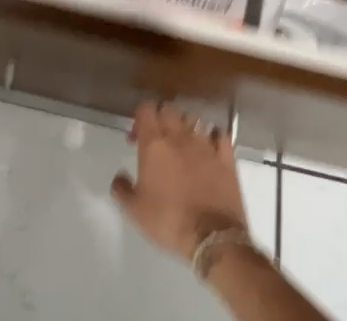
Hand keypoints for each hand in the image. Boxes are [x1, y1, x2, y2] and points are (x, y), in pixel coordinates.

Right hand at [111, 100, 248, 259]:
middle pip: (169, 109)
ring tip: (183, 143)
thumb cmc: (169, 220)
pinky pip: (220, 135)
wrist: (213, 237)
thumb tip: (119, 178)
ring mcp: (206, 145)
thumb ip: (122, 189)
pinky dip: (213, 136)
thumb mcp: (135, 210)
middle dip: (161, 118)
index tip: (136, 136)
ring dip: (186, 126)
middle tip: (157, 139)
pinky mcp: (227, 158)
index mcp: (154, 144)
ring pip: (194, 119)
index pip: (145, 109)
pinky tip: (209, 148)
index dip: (139, 116)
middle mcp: (180, 137)